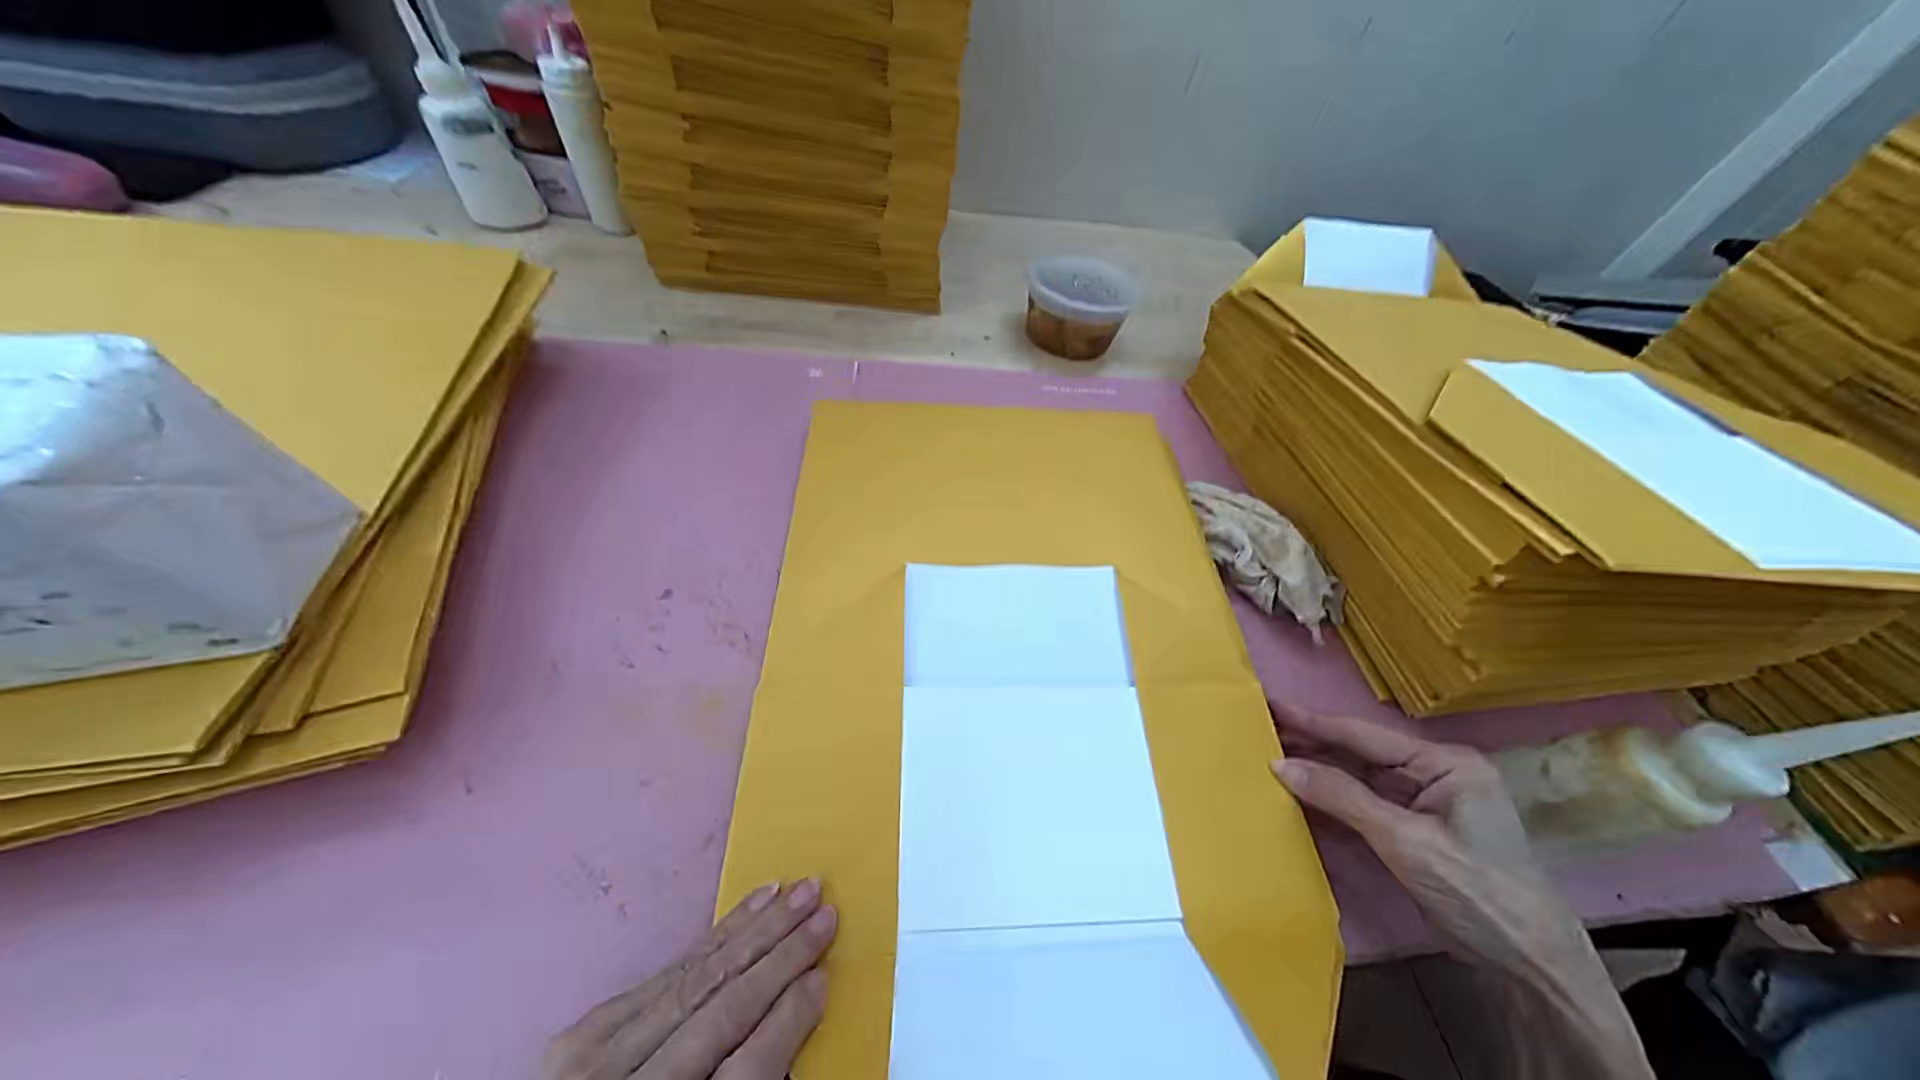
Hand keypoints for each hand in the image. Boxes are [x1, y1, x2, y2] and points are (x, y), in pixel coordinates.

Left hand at [545, 879, 836, 1079]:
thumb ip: (758, 1070)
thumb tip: (804, 999)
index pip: (746, 1069)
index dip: (788, 1020)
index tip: (823, 975)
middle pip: (723, 1011)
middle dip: (782, 956)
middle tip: (823, 910)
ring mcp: (597, 1061)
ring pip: (698, 976)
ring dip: (757, 928)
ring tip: (798, 893)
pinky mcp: (586, 1031)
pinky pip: (669, 970)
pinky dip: (717, 935)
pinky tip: (753, 905)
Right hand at [1270, 704, 1654, 1079]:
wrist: (1527, 964)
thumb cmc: (1475, 891)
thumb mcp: (1404, 840)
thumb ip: (1342, 797)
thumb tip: (1280, 764)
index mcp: (1445, 764)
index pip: (1364, 735)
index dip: (1313, 721)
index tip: (1269, 704)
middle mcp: (1434, 774)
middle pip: (1359, 752)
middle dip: (1311, 742)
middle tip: (1259, 727)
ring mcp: (1424, 802)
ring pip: (1358, 776)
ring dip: (1317, 769)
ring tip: (1269, 753)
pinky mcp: (1414, 829)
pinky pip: (1363, 802)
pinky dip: (1331, 798)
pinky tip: (1299, 790)